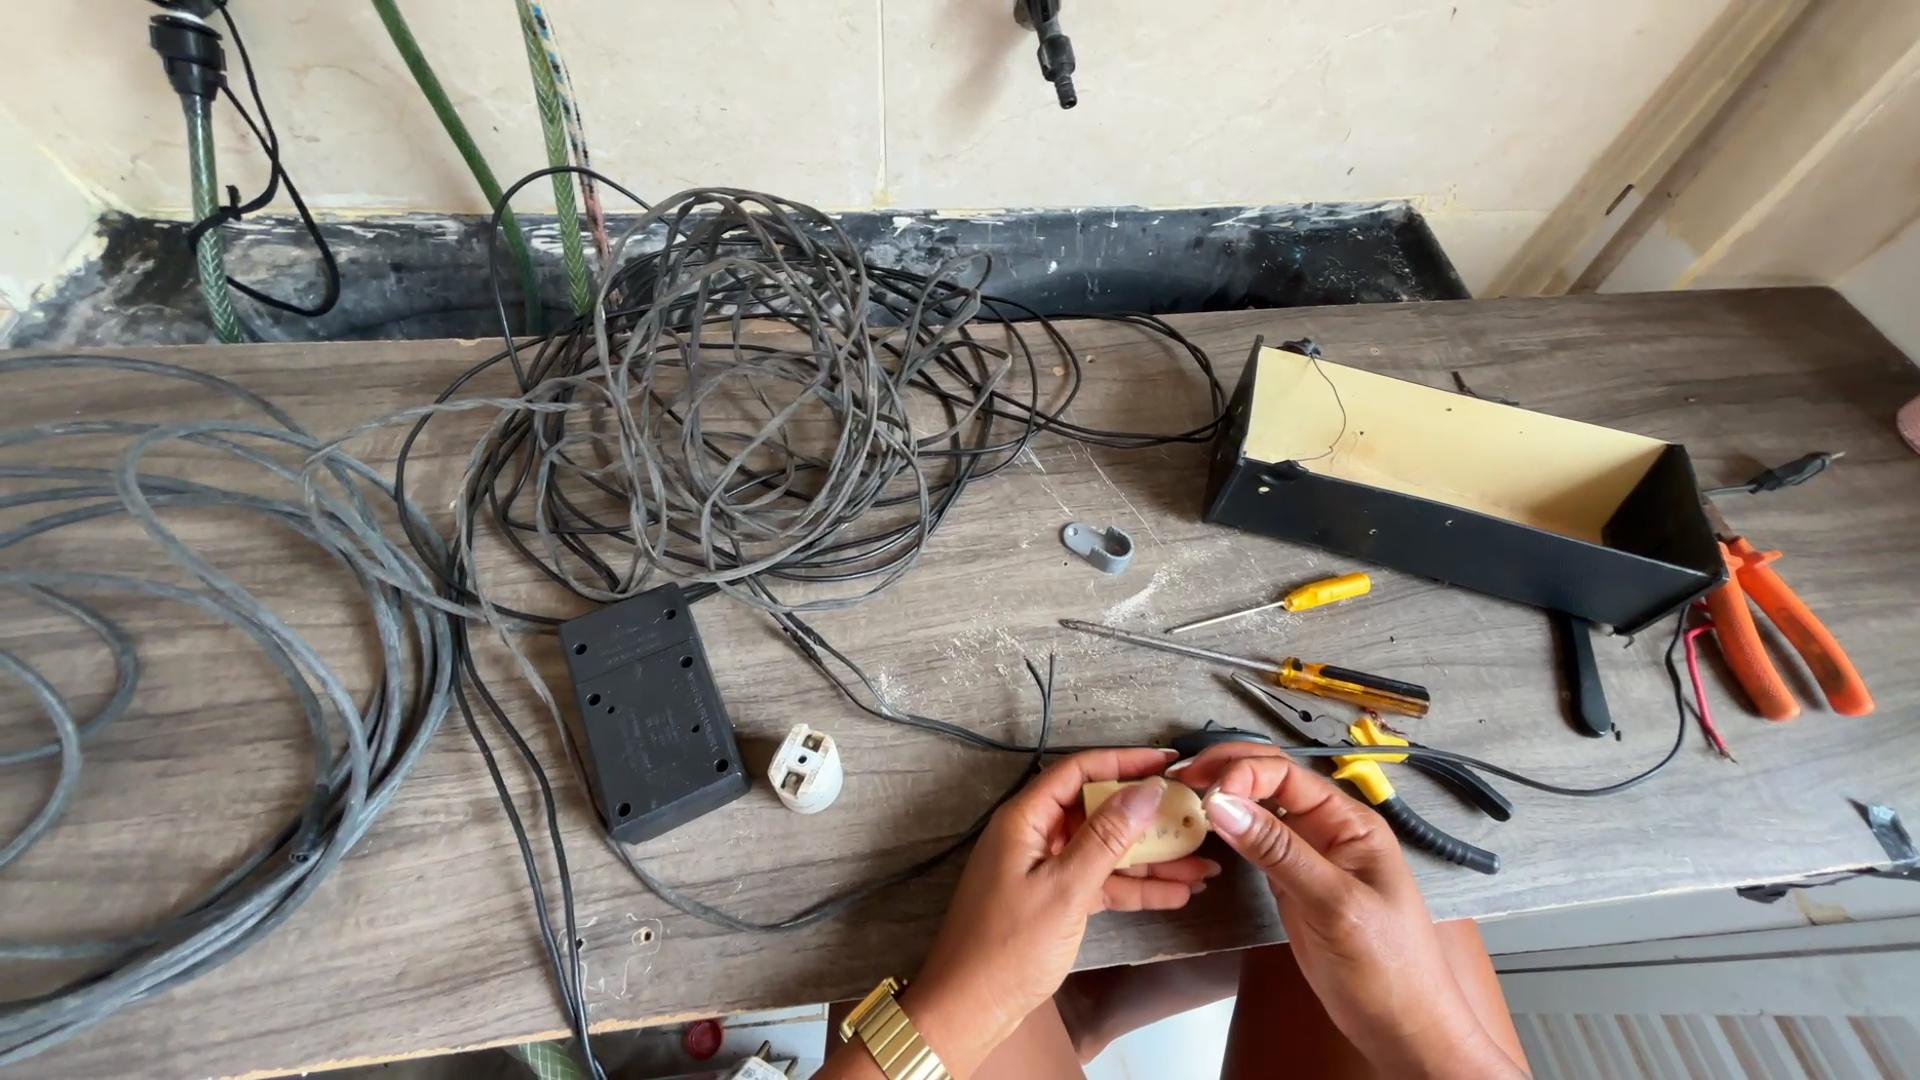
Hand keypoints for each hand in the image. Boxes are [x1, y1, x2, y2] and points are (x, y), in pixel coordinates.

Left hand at [905, 748, 1217, 1075]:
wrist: (968, 1008)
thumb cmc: (1008, 944)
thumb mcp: (1064, 889)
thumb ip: (1106, 838)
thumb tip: (1145, 791)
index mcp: (1026, 817)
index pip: (1079, 771)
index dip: (1123, 762)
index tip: (1167, 763)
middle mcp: (1036, 833)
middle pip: (1097, 810)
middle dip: (1147, 816)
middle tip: (1193, 816)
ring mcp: (1046, 866)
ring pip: (1105, 849)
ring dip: (1150, 858)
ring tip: (1202, 865)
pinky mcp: (1056, 897)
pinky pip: (1100, 880)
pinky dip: (1133, 887)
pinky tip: (1177, 894)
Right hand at [1173, 742, 1526, 1078]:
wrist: (1403, 1032)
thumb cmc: (1387, 967)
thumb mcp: (1334, 904)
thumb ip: (1277, 850)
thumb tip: (1220, 803)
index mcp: (1348, 821)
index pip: (1285, 774)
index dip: (1242, 772)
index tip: (1206, 791)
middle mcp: (1325, 826)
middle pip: (1269, 777)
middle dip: (1225, 768)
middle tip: (1181, 777)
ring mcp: (1305, 850)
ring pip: (1257, 804)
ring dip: (1222, 793)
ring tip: (1182, 793)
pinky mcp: (1287, 876)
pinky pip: (1253, 837)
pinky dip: (1226, 826)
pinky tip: (1203, 825)